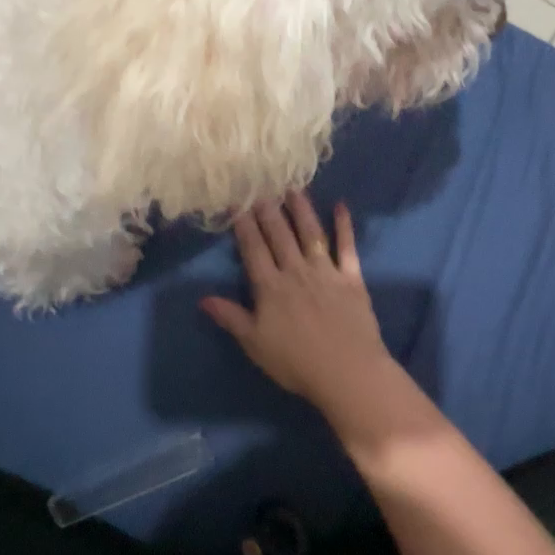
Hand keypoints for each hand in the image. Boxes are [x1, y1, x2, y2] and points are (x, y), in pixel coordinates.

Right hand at [201, 193, 395, 409]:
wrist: (346, 370)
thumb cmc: (295, 362)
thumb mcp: (254, 344)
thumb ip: (231, 317)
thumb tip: (202, 298)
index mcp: (270, 287)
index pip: (253, 249)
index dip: (245, 225)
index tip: (238, 202)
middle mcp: (296, 271)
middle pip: (279, 235)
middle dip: (269, 209)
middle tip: (262, 184)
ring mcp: (326, 272)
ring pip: (311, 233)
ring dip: (301, 209)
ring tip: (294, 187)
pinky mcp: (352, 278)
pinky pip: (347, 247)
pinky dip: (344, 225)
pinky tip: (341, 206)